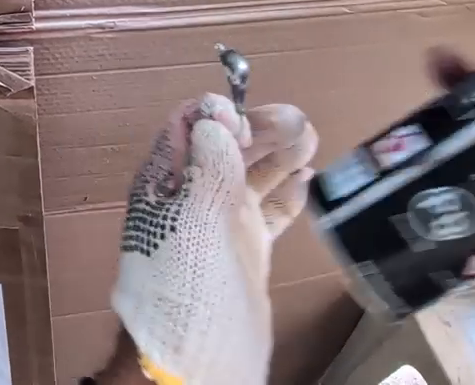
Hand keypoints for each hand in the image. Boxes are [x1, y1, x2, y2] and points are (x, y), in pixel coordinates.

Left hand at [104, 94, 317, 384]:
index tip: (247, 120)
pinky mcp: (244, 248)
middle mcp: (191, 195)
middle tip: (297, 121)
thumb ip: (207, 165)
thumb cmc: (186, 283)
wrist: (195, 359)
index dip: (217, 115)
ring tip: (308, 136)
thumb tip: (215, 118)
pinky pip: (267, 210)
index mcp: (166, 181)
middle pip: (225, 146)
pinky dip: (286, 192)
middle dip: (258, 129)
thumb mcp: (193, 217)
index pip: (187, 127)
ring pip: (250, 174)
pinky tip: (305, 178)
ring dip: (278, 153)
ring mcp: (219, 222)